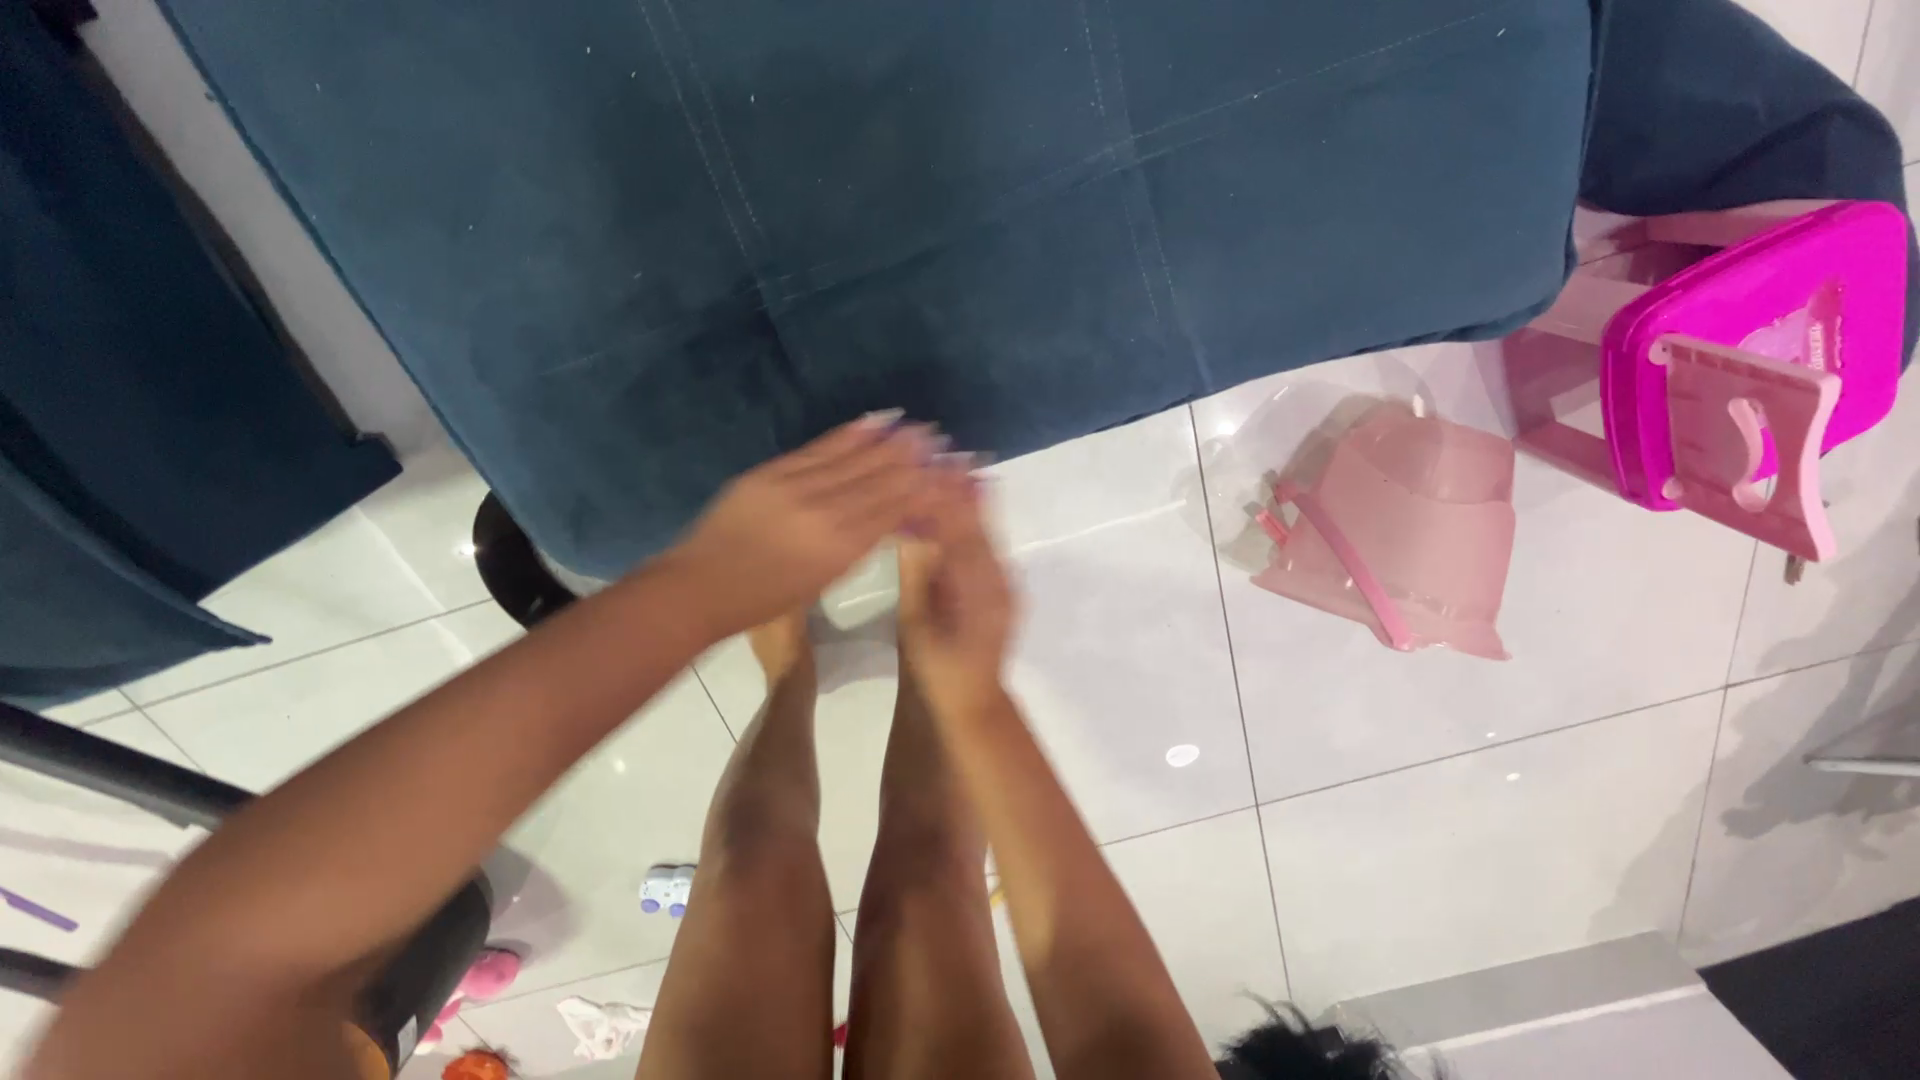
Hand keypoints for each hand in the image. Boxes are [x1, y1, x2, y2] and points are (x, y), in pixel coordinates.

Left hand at [666, 412, 965, 638]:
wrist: (701, 587)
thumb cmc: (765, 599)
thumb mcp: (824, 579)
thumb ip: (858, 545)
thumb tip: (894, 518)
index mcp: (840, 548)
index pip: (893, 509)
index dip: (924, 488)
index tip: (948, 472)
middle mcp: (826, 512)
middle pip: (880, 479)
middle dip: (915, 459)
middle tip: (942, 441)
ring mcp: (797, 487)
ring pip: (855, 459)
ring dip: (891, 442)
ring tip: (919, 426)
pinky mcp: (772, 472)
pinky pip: (820, 448)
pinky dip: (850, 434)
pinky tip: (875, 421)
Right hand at [897, 478, 1017, 716]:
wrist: (970, 705)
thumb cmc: (937, 673)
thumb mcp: (917, 629)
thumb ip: (917, 576)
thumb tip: (910, 528)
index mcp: (978, 593)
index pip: (959, 535)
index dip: (945, 499)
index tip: (931, 467)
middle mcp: (999, 583)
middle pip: (979, 528)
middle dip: (963, 490)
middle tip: (948, 452)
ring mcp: (1005, 587)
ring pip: (987, 535)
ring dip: (973, 500)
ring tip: (958, 463)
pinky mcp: (1002, 591)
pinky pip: (988, 548)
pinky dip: (977, 522)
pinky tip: (970, 500)